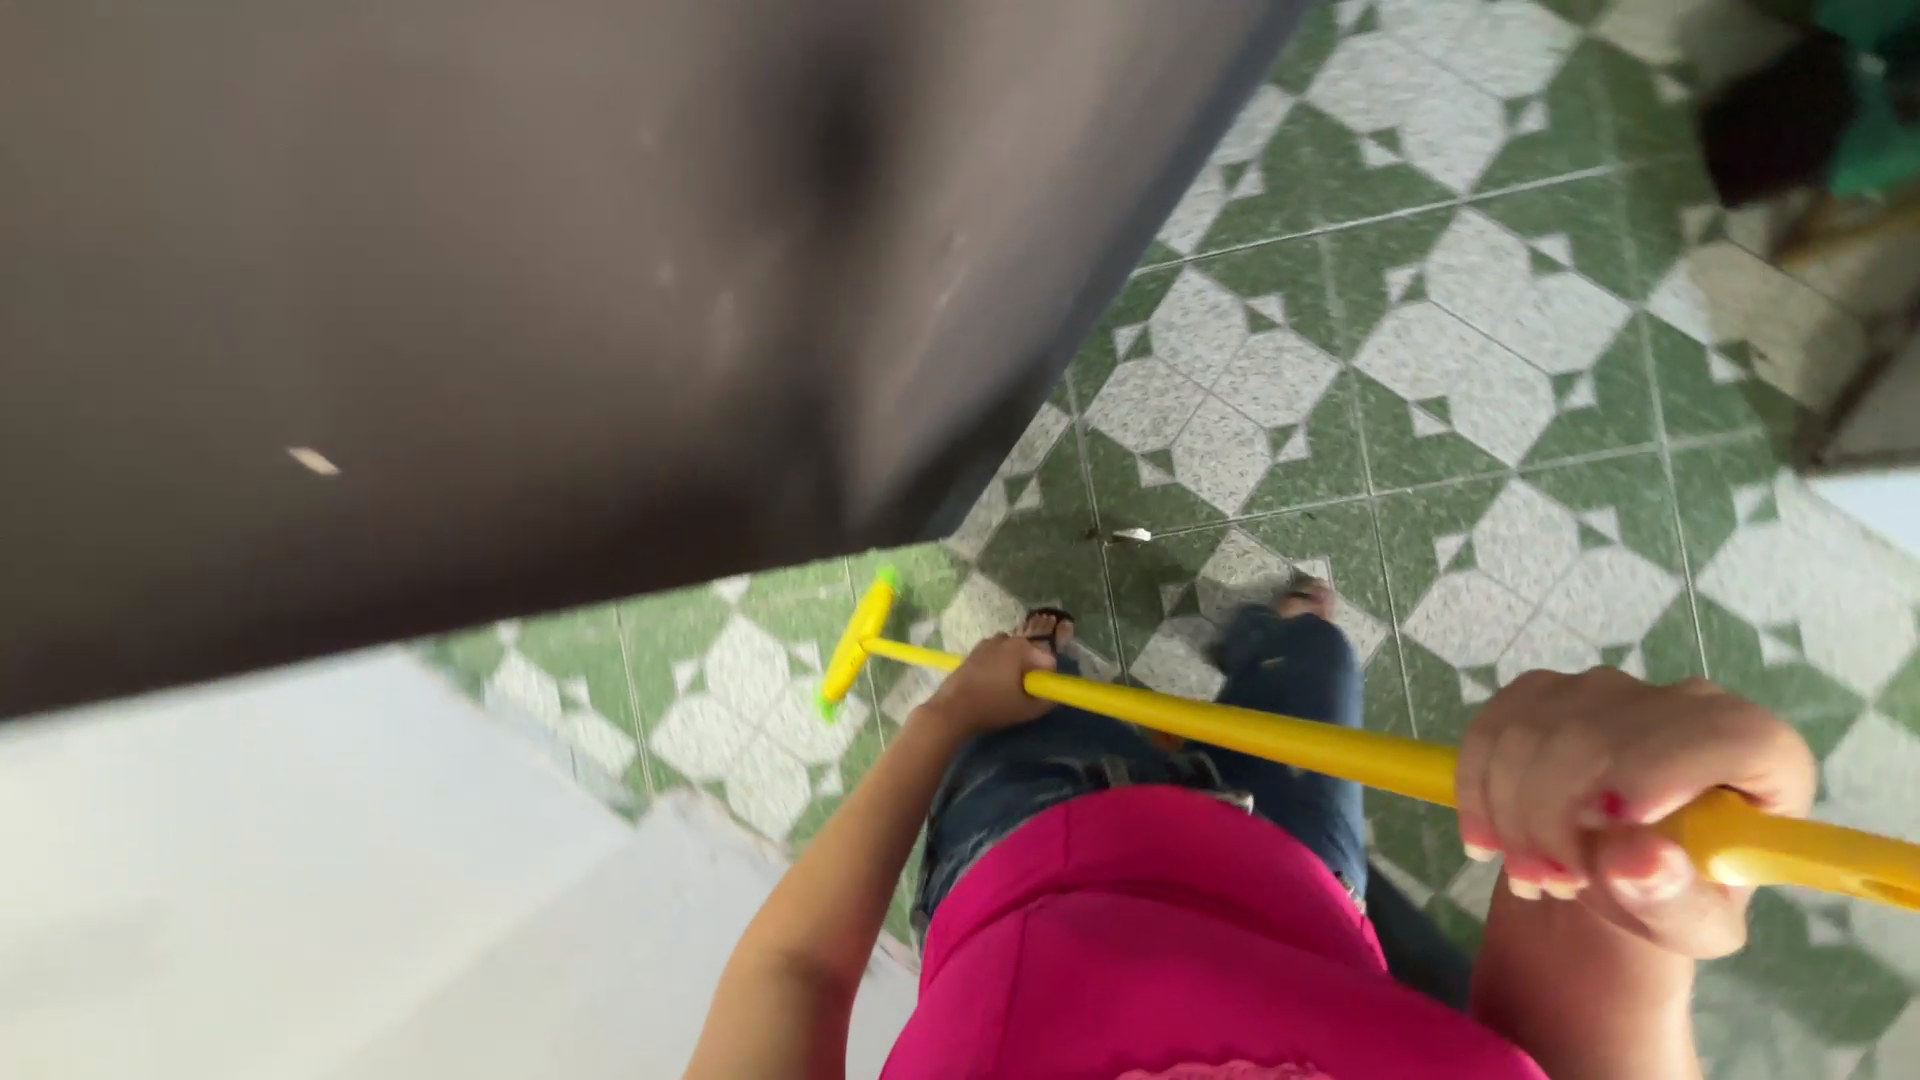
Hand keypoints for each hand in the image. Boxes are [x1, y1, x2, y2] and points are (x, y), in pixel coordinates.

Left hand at [918, 633, 1056, 735]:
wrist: (952, 709)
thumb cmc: (993, 706)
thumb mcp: (1028, 709)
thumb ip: (1048, 700)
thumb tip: (1054, 694)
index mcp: (1021, 647)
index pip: (1048, 660)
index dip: (1047, 679)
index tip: (1037, 694)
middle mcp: (1004, 638)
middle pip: (1029, 653)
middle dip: (1030, 671)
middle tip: (1022, 693)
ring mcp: (986, 643)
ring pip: (1011, 654)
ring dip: (1013, 667)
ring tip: (1006, 690)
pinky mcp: (972, 652)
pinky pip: (995, 657)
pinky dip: (997, 667)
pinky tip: (990, 685)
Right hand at [1457, 668, 1814, 958]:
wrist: (1605, 867)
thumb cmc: (1670, 894)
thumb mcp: (1690, 923)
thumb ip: (1676, 898)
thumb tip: (1646, 861)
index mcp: (1756, 753)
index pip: (1726, 735)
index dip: (1664, 770)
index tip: (1614, 824)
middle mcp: (1680, 703)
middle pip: (1601, 737)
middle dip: (1556, 817)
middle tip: (1547, 883)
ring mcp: (1599, 688)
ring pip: (1533, 733)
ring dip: (1511, 810)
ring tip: (1524, 871)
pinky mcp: (1535, 690)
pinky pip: (1490, 729)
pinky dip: (1476, 787)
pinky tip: (1485, 836)